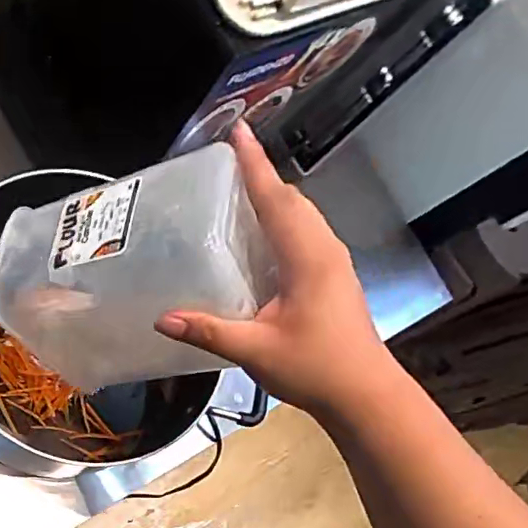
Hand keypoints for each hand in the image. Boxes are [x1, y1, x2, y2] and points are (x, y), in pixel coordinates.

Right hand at [155, 122, 398, 416]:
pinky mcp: (333, 280)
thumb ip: (209, 331)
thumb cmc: (316, 368)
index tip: (237, 133)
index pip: (276, 199)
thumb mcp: (255, 350)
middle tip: (228, 166)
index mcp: (308, 257)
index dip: (254, 165)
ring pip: (301, 217)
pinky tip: (261, 241)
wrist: (364, 394)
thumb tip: (163, 320)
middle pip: (292, 201)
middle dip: (262, 177)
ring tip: (240, 194)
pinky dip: (281, 224)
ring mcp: (333, 264)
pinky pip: (304, 237)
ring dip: (273, 199)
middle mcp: (324, 251)